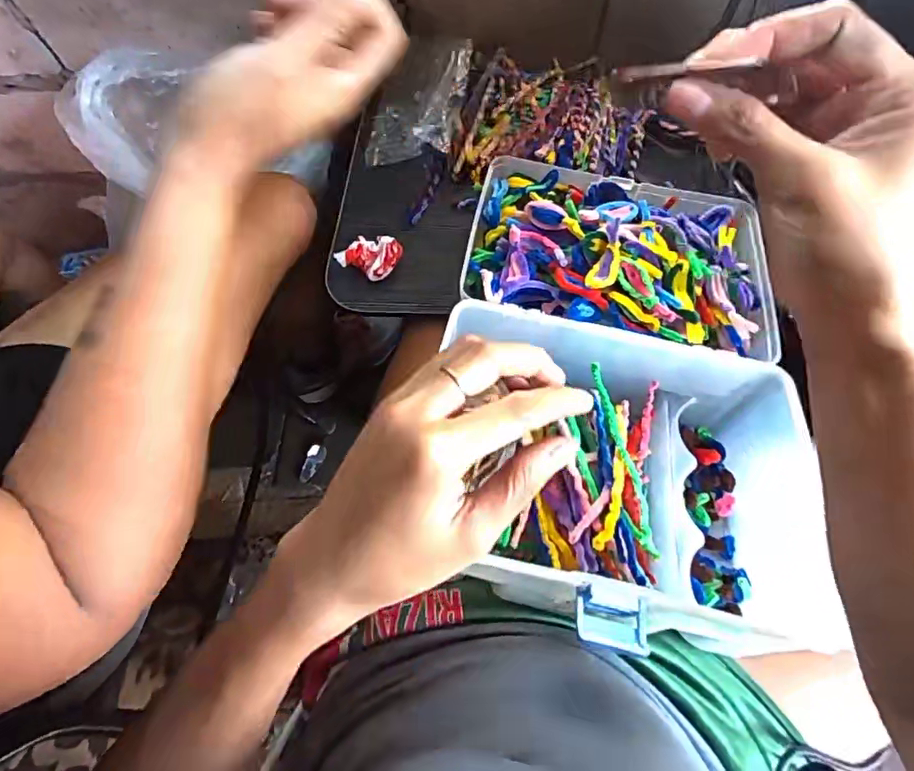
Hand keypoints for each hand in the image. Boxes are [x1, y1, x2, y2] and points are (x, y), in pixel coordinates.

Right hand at [180, 0, 405, 172]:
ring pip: (324, 38)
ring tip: (266, 6)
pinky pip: (299, 52)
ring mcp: (312, 90)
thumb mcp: (284, 56)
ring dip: (301, 12)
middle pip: (354, 31)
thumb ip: (325, 23)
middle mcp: (337, 87)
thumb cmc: (239, 108)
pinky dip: (285, 30)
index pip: (385, 33)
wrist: (203, 153)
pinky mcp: (286, 90)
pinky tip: (258, 24)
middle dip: (325, 2)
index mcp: (347, 82)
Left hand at [270, 336, 589, 624]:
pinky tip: (493, 392)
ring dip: (501, 357)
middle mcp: (415, 411)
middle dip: (530, 358)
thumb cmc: (400, 563)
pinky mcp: (391, 401)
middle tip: (558, 381)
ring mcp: (398, 400)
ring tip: (531, 385)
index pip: (512, 409)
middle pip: (482, 356)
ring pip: (459, 351)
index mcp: (437, 451)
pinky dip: (474, 366)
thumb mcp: (471, 536)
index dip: (556, 401)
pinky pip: (439, 365)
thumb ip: (520, 483)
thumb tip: (563, 446)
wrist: (330, 558)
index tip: (584, 401)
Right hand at [661, 0, 913, 324]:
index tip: (711, 60)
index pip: (834, 29)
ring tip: (686, 108)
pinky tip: (703, 132)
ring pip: (775, 91)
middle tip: (685, 83)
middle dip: (740, 67)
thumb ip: (740, 125)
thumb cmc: (854, 252)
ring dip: (729, 96)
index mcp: (899, 92)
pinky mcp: (807, 160)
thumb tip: (677, 89)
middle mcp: (871, 102)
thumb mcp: (800, 179)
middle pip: (798, 57)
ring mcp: (837, 132)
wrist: (861, 329)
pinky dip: (732, 123)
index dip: (771, 35)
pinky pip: (764, 124)